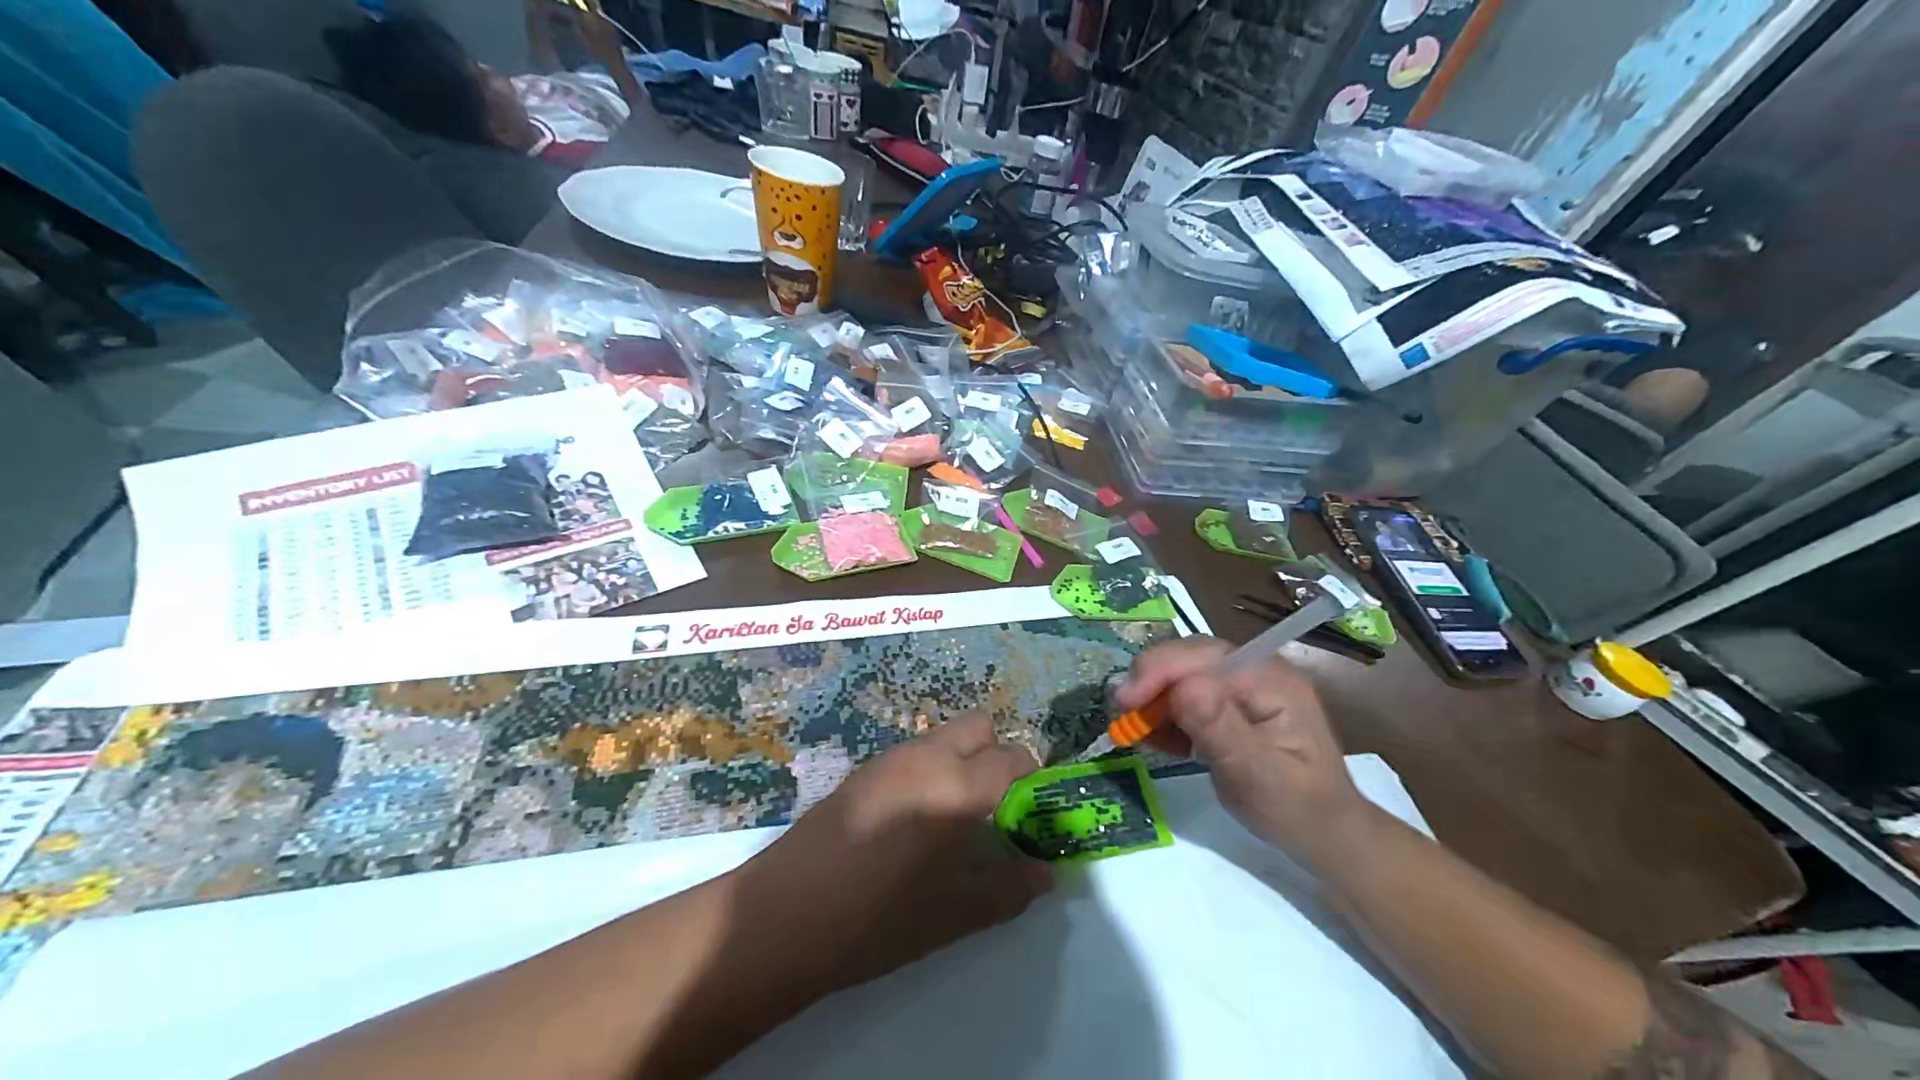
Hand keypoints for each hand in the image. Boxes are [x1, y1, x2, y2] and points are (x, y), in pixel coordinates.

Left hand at [730, 712, 1053, 992]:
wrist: (781, 916)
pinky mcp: (862, 771)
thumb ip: (1006, 889)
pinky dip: (931, 770)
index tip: (1033, 817)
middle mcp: (926, 757)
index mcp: (956, 787)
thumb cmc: (875, 920)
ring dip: (963, 761)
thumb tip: (1044, 873)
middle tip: (996, 808)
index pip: (1016, 758)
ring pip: (944, 736)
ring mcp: (889, 758)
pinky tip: (914, 822)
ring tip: (955, 820)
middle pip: (981, 726)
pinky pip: (914, 753)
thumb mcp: (952, 916)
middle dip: (999, 755)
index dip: (1034, 782)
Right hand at [1115, 638, 1367, 865]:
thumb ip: (1220, 729)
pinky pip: (1186, 695)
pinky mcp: (1230, 703)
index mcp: (1270, 680)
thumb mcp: (1258, 775)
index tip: (1124, 702)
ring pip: (1182, 675)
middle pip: (1189, 658)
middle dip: (1151, 683)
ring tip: (1139, 734)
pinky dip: (1165, 714)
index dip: (1160, 671)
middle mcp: (1256, 671)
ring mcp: (1242, 686)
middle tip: (1122, 717)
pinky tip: (1161, 741)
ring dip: (1154, 701)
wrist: (1324, 832)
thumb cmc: (1296, 808)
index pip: (1204, 656)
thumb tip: (1184, 688)